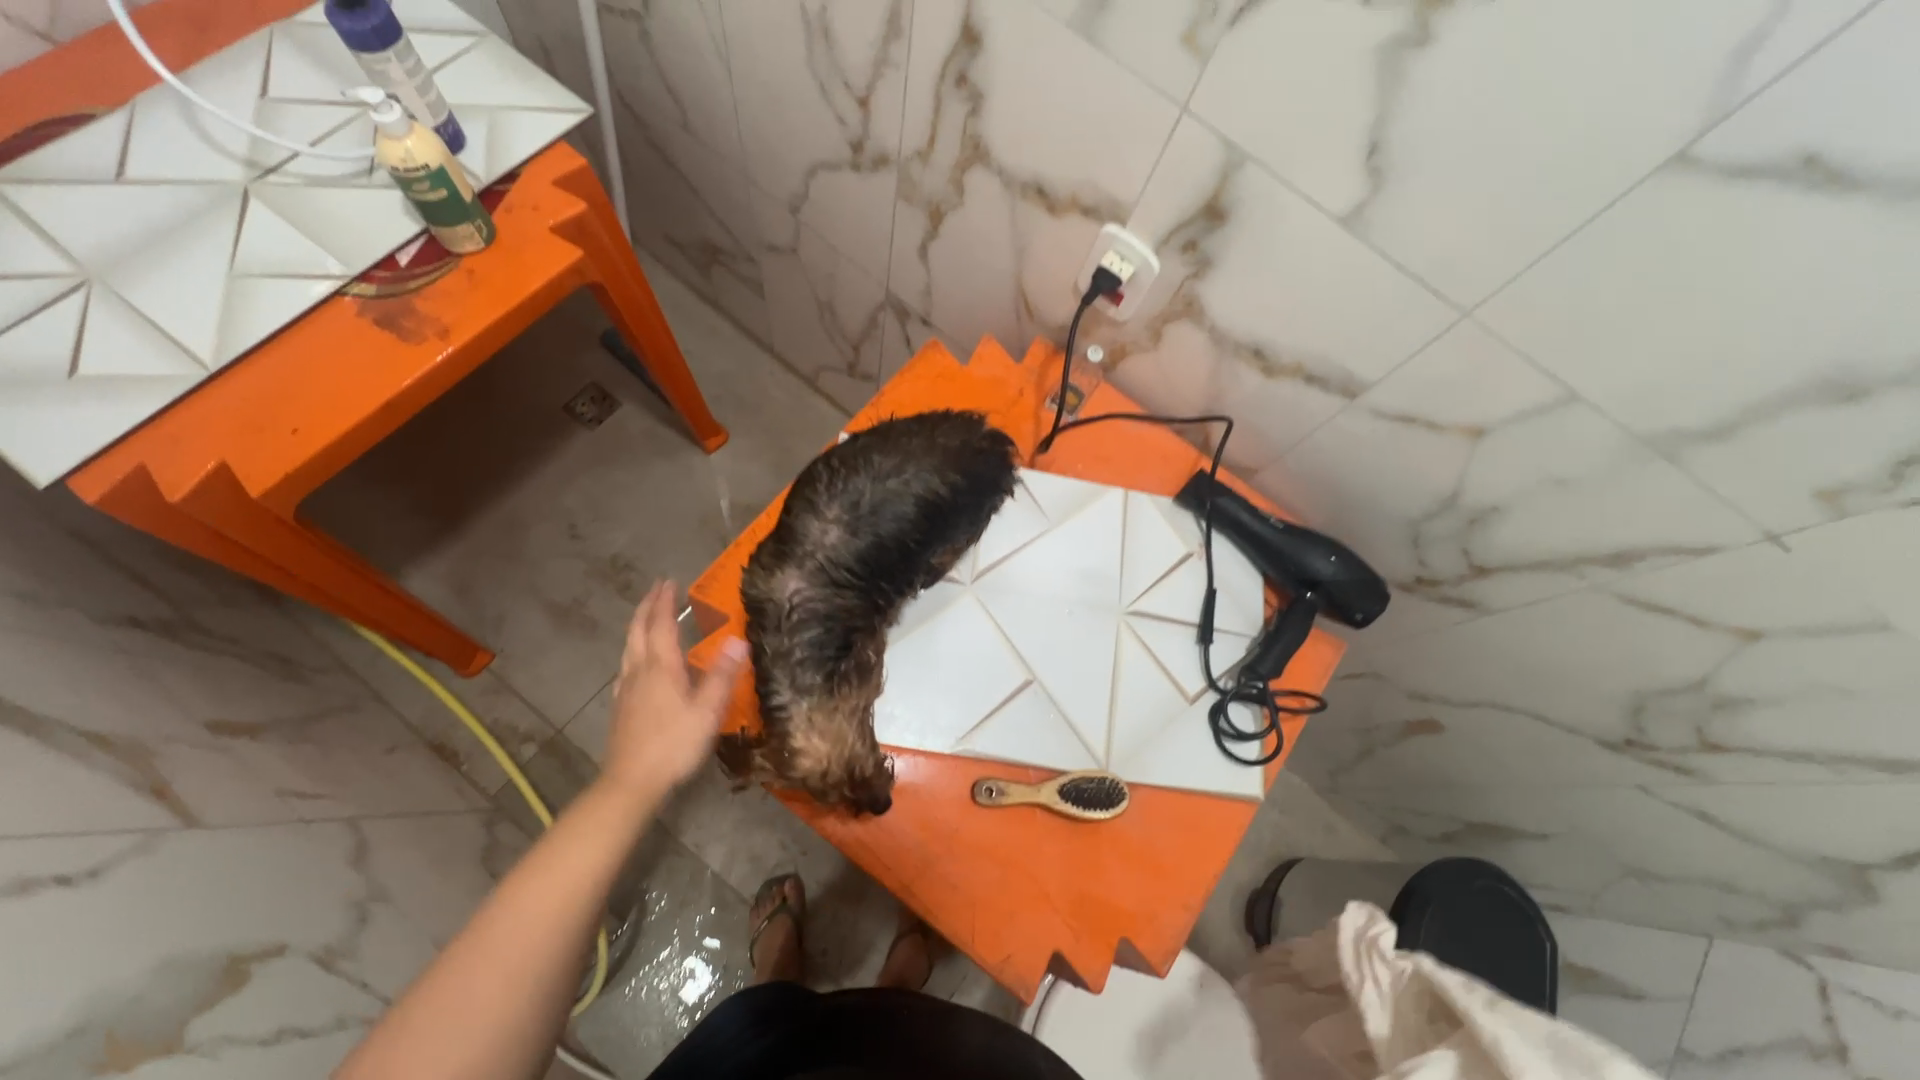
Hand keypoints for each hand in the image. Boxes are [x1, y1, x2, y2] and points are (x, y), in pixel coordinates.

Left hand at [600, 581, 746, 796]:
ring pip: (628, 648)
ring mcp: (626, 690)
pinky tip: (635, 664)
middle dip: (647, 608)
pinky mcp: (621, 707)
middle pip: (638, 631)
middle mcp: (639, 672)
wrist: (631, 782)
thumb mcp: (706, 711)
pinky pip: (625, 667)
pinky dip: (632, 652)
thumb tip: (738, 641)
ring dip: (637, 627)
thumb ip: (722, 675)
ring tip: (646, 617)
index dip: (664, 603)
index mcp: (661, 668)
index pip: (661, 626)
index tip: (669, 582)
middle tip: (656, 590)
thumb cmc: (673, 745)